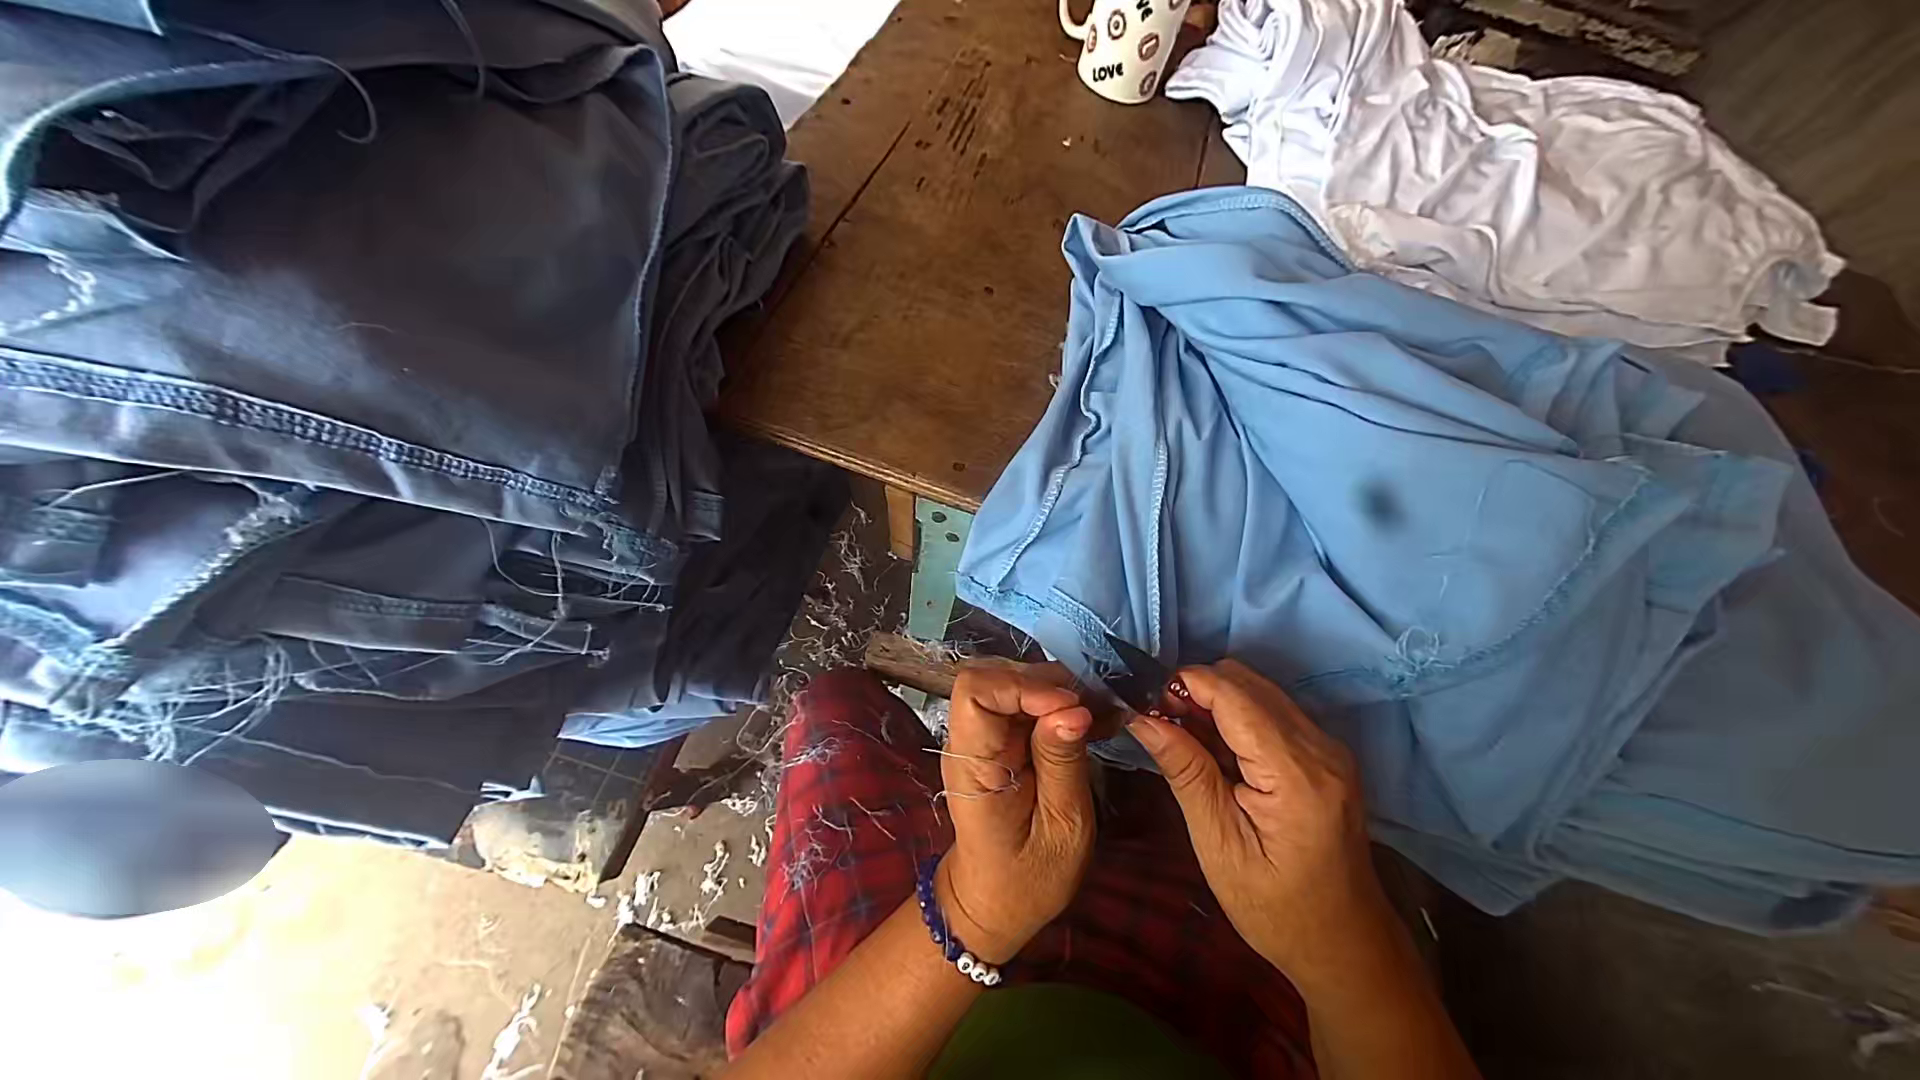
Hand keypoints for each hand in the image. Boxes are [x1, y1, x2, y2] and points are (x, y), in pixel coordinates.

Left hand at [937, 663, 1095, 963]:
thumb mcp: (1062, 828)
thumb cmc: (1029, 877)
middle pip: (993, 677)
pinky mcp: (996, 739)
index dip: (1022, 686)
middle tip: (1095, 709)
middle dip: (1046, 683)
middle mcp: (967, 740)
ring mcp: (979, 737)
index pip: (975, 692)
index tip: (1071, 705)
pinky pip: (1020, 702)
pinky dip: (1055, 702)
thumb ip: (1063, 763)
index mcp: (973, 763)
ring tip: (1097, 715)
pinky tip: (1088, 721)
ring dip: (1055, 690)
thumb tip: (1073, 707)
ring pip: (1009, 682)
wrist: (994, 899)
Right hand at [1127, 659, 1395, 985]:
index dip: (1184, 684)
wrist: (1345, 944)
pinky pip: (1270, 709)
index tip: (1147, 706)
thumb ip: (1185, 771)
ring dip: (1213, 702)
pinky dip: (1234, 716)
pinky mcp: (1325, 752)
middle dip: (1195, 691)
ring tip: (1185, 741)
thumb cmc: (1276, 909)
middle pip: (1245, 681)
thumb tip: (1141, 718)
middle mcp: (1320, 747)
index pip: (1233, 694)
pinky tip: (1216, 751)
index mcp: (1296, 774)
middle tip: (1163, 727)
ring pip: (1256, 689)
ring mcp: (1328, 747)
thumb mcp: (1218, 845)